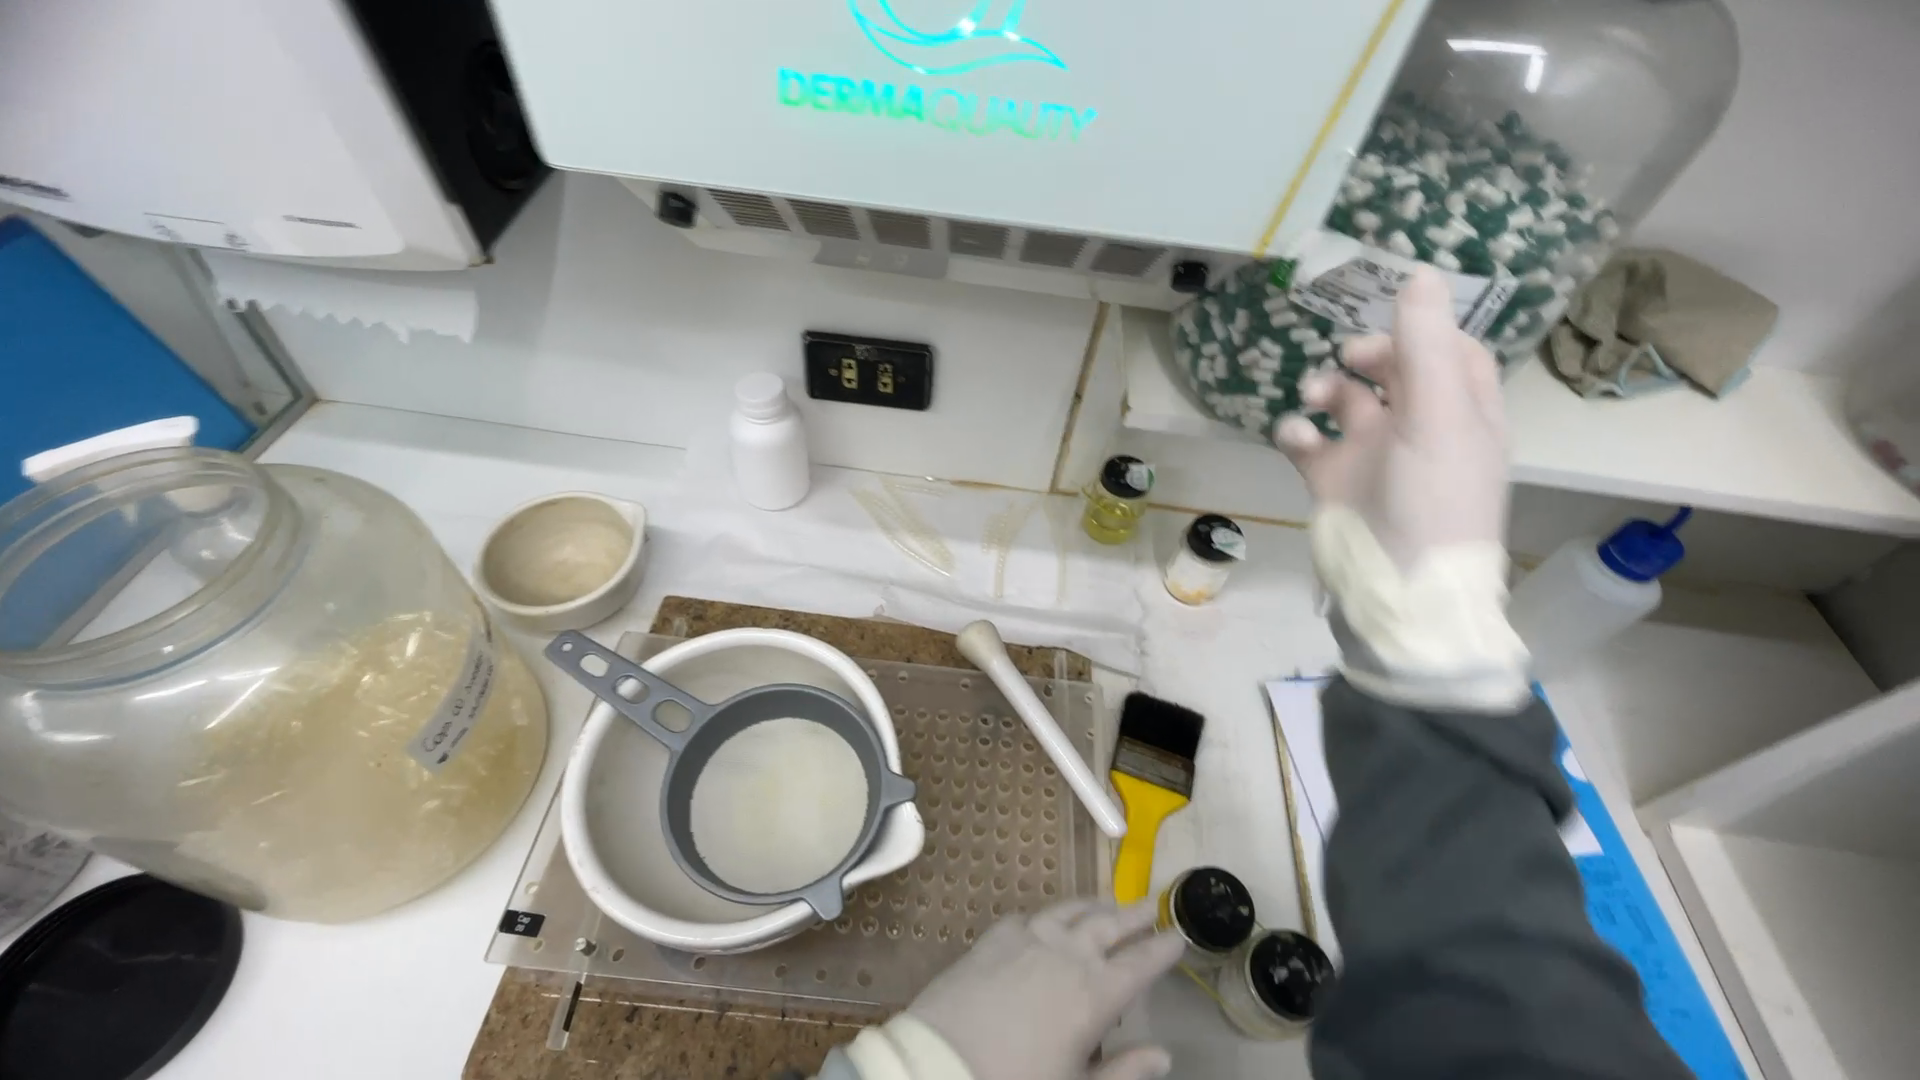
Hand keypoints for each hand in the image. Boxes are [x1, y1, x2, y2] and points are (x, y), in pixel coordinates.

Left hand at [906, 900, 1184, 1079]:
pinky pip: (1031, 915)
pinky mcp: (996, 935)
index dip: (1163, 949)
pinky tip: (1051, 919)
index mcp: (1096, 994)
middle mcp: (1068, 954)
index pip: (1141, 963)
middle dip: (1134, 915)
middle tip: (1151, 904)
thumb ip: (1124, 1071)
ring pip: (1072, 910)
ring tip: (1109, 904)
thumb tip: (1163, 1054)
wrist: (941, 1063)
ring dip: (1095, 906)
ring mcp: (1029, 937)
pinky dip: (1050, 915)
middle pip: (1110, 924)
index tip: (1178, 934)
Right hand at [1275, 268, 1528, 710]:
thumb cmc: (1432, 499)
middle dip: (1369, 356)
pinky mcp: (1334, 480)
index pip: (1452, 353)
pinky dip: (1298, 432)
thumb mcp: (1436, 417)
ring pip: (1346, 402)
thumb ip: (1424, 346)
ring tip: (1313, 396)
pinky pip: (1310, 443)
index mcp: (1463, 413)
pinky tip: (1296, 437)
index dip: (1424, 331)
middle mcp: (1420, 429)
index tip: (1392, 322)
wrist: (1396, 587)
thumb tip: (1421, 271)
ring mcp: (1374, 455)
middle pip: (1395, 370)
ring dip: (1326, 389)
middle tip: (1347, 358)